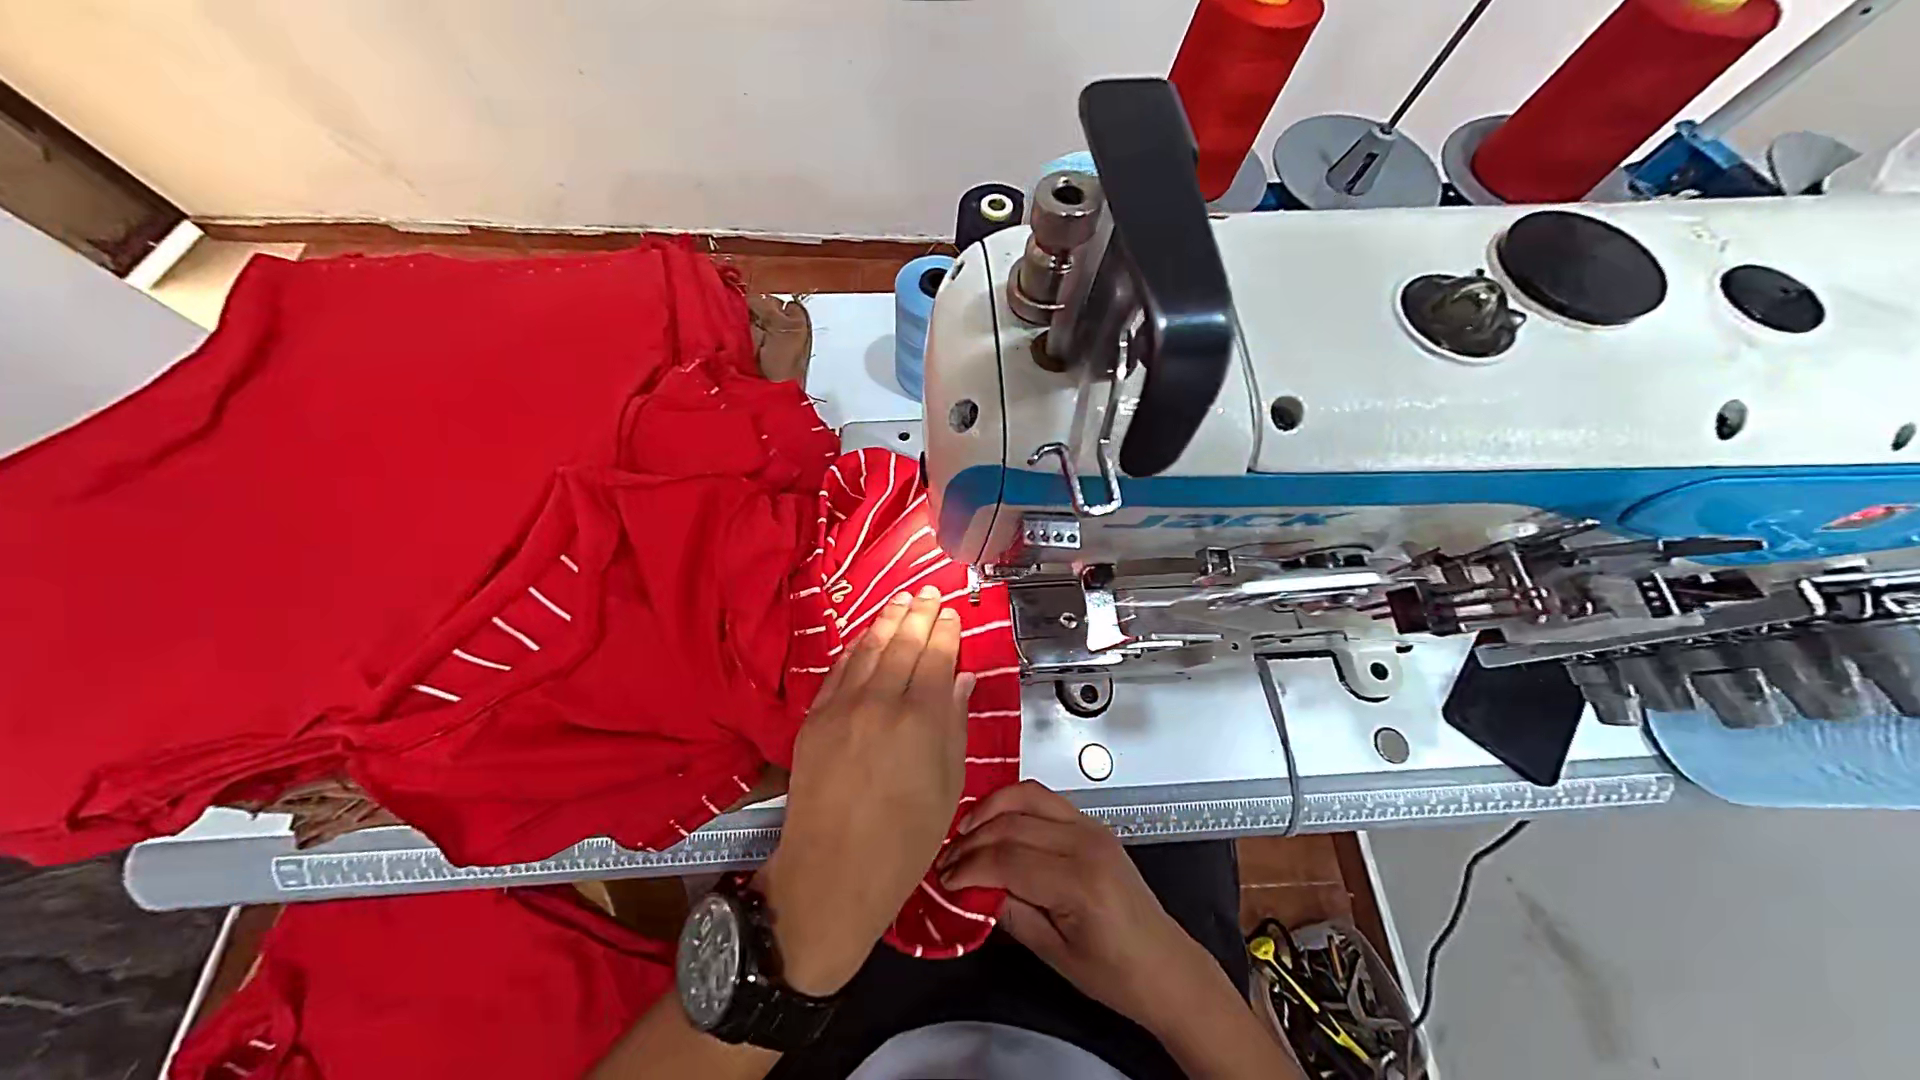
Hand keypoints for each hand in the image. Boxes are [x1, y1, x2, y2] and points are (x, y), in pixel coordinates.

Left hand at [756, 586, 974, 995]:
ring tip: (902, 601)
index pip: (937, 658)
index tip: (952, 615)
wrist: (832, 872)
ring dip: (888, 620)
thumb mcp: (947, 786)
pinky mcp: (815, 718)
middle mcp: (880, 703)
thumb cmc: (903, 841)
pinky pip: (839, 670)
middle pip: (904, 643)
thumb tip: (959, 680)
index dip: (946, 632)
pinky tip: (867, 636)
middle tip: (930, 594)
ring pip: (870, 648)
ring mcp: (842, 707)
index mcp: (921, 721)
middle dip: (919, 614)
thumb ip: (954, 724)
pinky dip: (857, 647)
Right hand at [936, 781, 1233, 1034]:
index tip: (943, 880)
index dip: (968, 867)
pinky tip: (994, 823)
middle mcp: (1086, 843)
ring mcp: (1091, 826)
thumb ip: (1009, 913)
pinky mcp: (1092, 822)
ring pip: (1027, 795)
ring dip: (989, 809)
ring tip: (964, 833)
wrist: (1165, 966)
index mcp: (1079, 882)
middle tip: (945, 860)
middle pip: (1012, 822)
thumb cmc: (1115, 974)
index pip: (1007, 858)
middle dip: (971, 839)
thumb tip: (968, 889)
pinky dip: (1013, 804)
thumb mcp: (1054, 953)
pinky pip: (1044, 798)